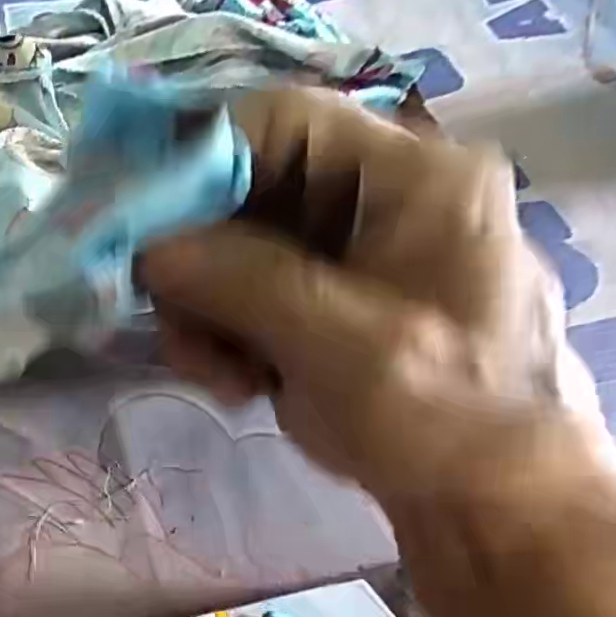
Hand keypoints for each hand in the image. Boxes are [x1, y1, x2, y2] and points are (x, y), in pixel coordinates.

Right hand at [136, 88, 606, 508]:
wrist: (480, 492)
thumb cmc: (442, 412)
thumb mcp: (343, 343)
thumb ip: (246, 283)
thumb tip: (149, 246)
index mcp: (408, 178)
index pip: (279, 124)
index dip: (196, 162)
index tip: (135, 227)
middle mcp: (365, 200)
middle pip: (236, 195)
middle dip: (192, 268)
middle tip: (180, 330)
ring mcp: (332, 254)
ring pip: (220, 255)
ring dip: (199, 316)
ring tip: (222, 375)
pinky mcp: (305, 301)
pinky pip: (229, 298)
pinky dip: (215, 340)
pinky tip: (239, 382)